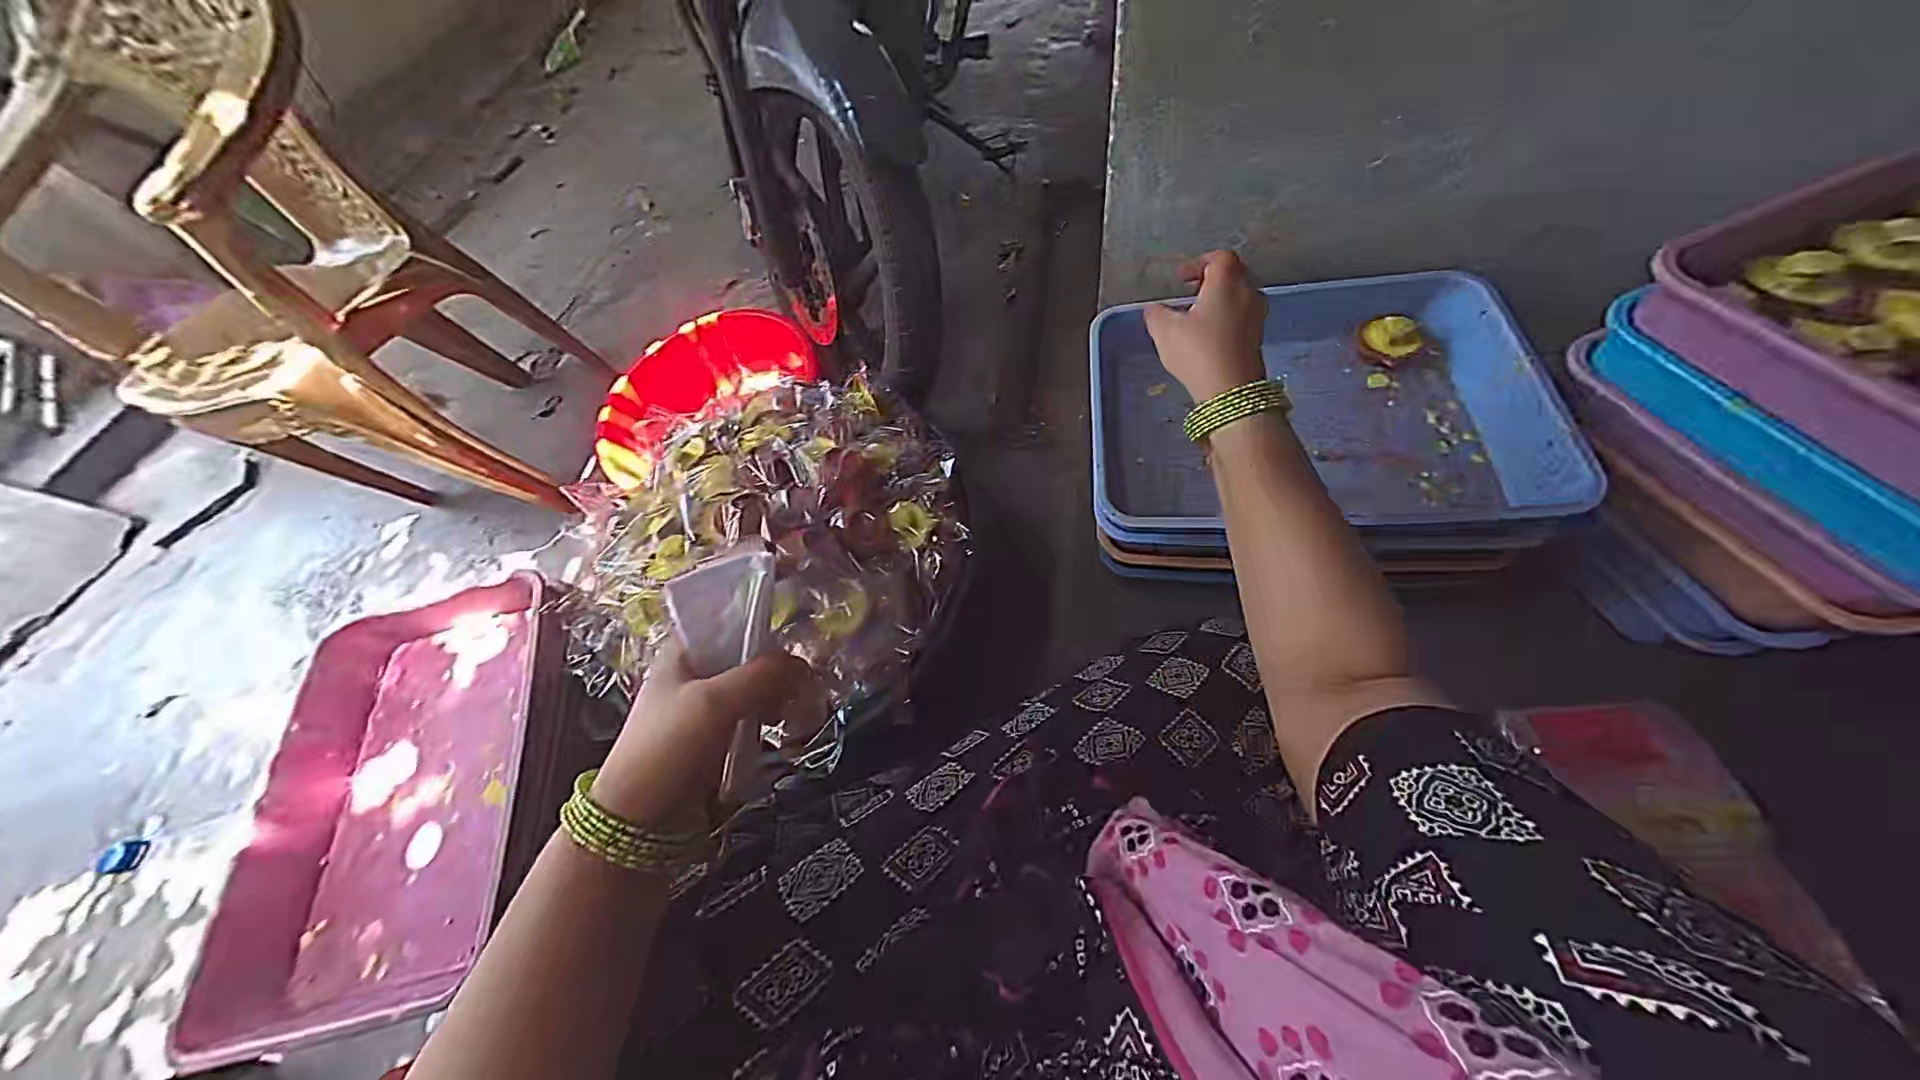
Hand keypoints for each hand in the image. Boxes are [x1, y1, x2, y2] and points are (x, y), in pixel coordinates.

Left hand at [590, 642, 816, 827]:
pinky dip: (771, 718)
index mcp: (683, 651)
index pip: (730, 622)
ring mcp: (706, 705)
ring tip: (793, 712)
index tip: (792, 644)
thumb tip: (802, 665)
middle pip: (749, 655)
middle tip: (798, 686)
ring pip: (756, 687)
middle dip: (777, 669)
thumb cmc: (668, 747)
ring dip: (778, 696)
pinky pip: (753, 715)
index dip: (762, 627)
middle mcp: (695, 672)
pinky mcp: (717, 735)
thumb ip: (762, 675)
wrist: (638, 821)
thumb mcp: (715, 702)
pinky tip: (785, 729)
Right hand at [1142, 250, 1268, 401]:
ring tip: (1197, 319)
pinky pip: (1242, 319)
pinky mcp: (1257, 338)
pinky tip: (1208, 338)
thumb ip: (1156, 314)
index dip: (1200, 262)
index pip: (1220, 257)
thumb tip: (1154, 309)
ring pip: (1239, 298)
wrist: (1230, 391)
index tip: (1182, 279)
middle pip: (1233, 275)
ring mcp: (1257, 317)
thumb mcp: (1165, 332)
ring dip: (1219, 302)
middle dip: (1211, 281)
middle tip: (1190, 295)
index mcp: (1227, 283)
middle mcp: (1248, 294)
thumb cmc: (1198, 353)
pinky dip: (1226, 320)